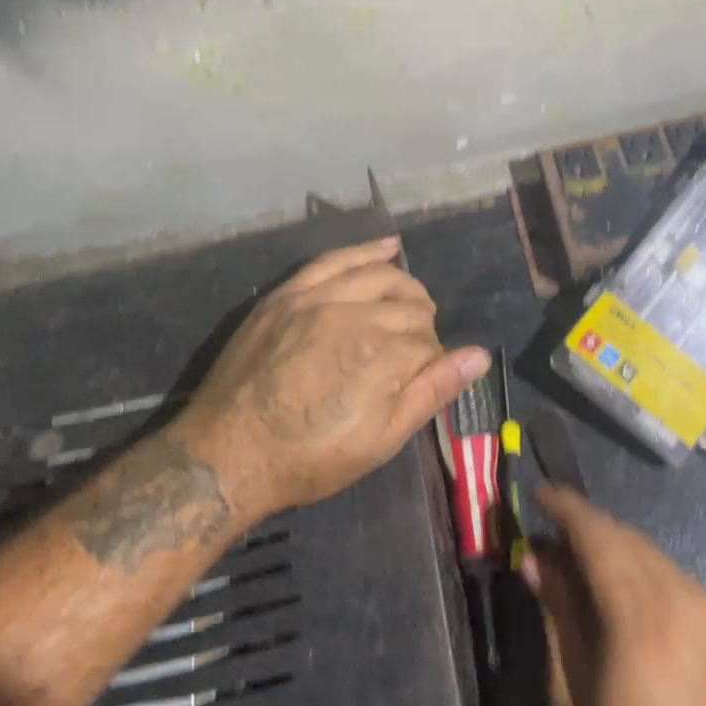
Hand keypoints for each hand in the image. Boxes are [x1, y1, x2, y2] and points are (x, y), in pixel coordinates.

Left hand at [171, 238, 488, 519]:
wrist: (226, 455)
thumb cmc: (309, 458)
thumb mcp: (381, 439)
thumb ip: (432, 391)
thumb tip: (479, 355)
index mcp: (382, 353)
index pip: (429, 343)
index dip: (432, 365)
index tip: (419, 385)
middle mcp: (353, 313)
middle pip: (409, 307)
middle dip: (421, 329)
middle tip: (412, 358)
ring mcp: (316, 298)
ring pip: (379, 276)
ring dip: (406, 287)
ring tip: (414, 304)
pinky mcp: (287, 295)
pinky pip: (334, 260)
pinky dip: (365, 251)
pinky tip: (388, 248)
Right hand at [523, 485, 705, 705]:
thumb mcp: (576, 703)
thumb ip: (558, 621)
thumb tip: (535, 561)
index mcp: (643, 614)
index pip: (598, 535)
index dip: (566, 508)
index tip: (536, 492)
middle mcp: (683, 593)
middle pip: (625, 537)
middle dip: (584, 527)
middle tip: (543, 536)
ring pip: (649, 552)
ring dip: (610, 546)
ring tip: (571, 562)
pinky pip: (670, 574)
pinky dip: (636, 568)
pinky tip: (613, 588)